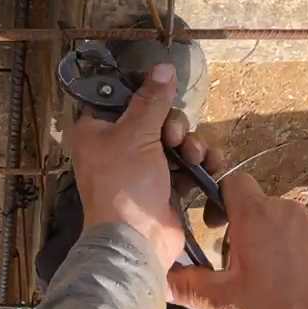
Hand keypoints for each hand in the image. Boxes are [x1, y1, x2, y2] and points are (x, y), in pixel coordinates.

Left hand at [67, 63, 187, 272]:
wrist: (138, 242)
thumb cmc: (125, 184)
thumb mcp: (136, 134)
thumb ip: (152, 100)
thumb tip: (164, 66)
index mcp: (97, 131)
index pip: (121, 99)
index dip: (144, 95)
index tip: (160, 96)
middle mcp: (118, 146)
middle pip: (155, 117)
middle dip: (174, 125)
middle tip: (173, 138)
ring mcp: (143, 167)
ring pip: (175, 139)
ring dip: (191, 144)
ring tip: (194, 157)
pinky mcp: (166, 184)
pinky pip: (187, 162)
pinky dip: (200, 162)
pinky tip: (210, 166)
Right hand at [168, 170, 307, 308]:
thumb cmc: (280, 308)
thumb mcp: (227, 302)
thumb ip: (189, 286)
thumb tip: (160, 279)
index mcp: (255, 214)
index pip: (232, 182)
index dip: (220, 200)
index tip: (216, 227)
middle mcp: (286, 208)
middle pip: (257, 207)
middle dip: (245, 229)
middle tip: (241, 266)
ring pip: (283, 222)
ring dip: (273, 240)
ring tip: (273, 278)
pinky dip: (300, 250)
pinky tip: (301, 280)